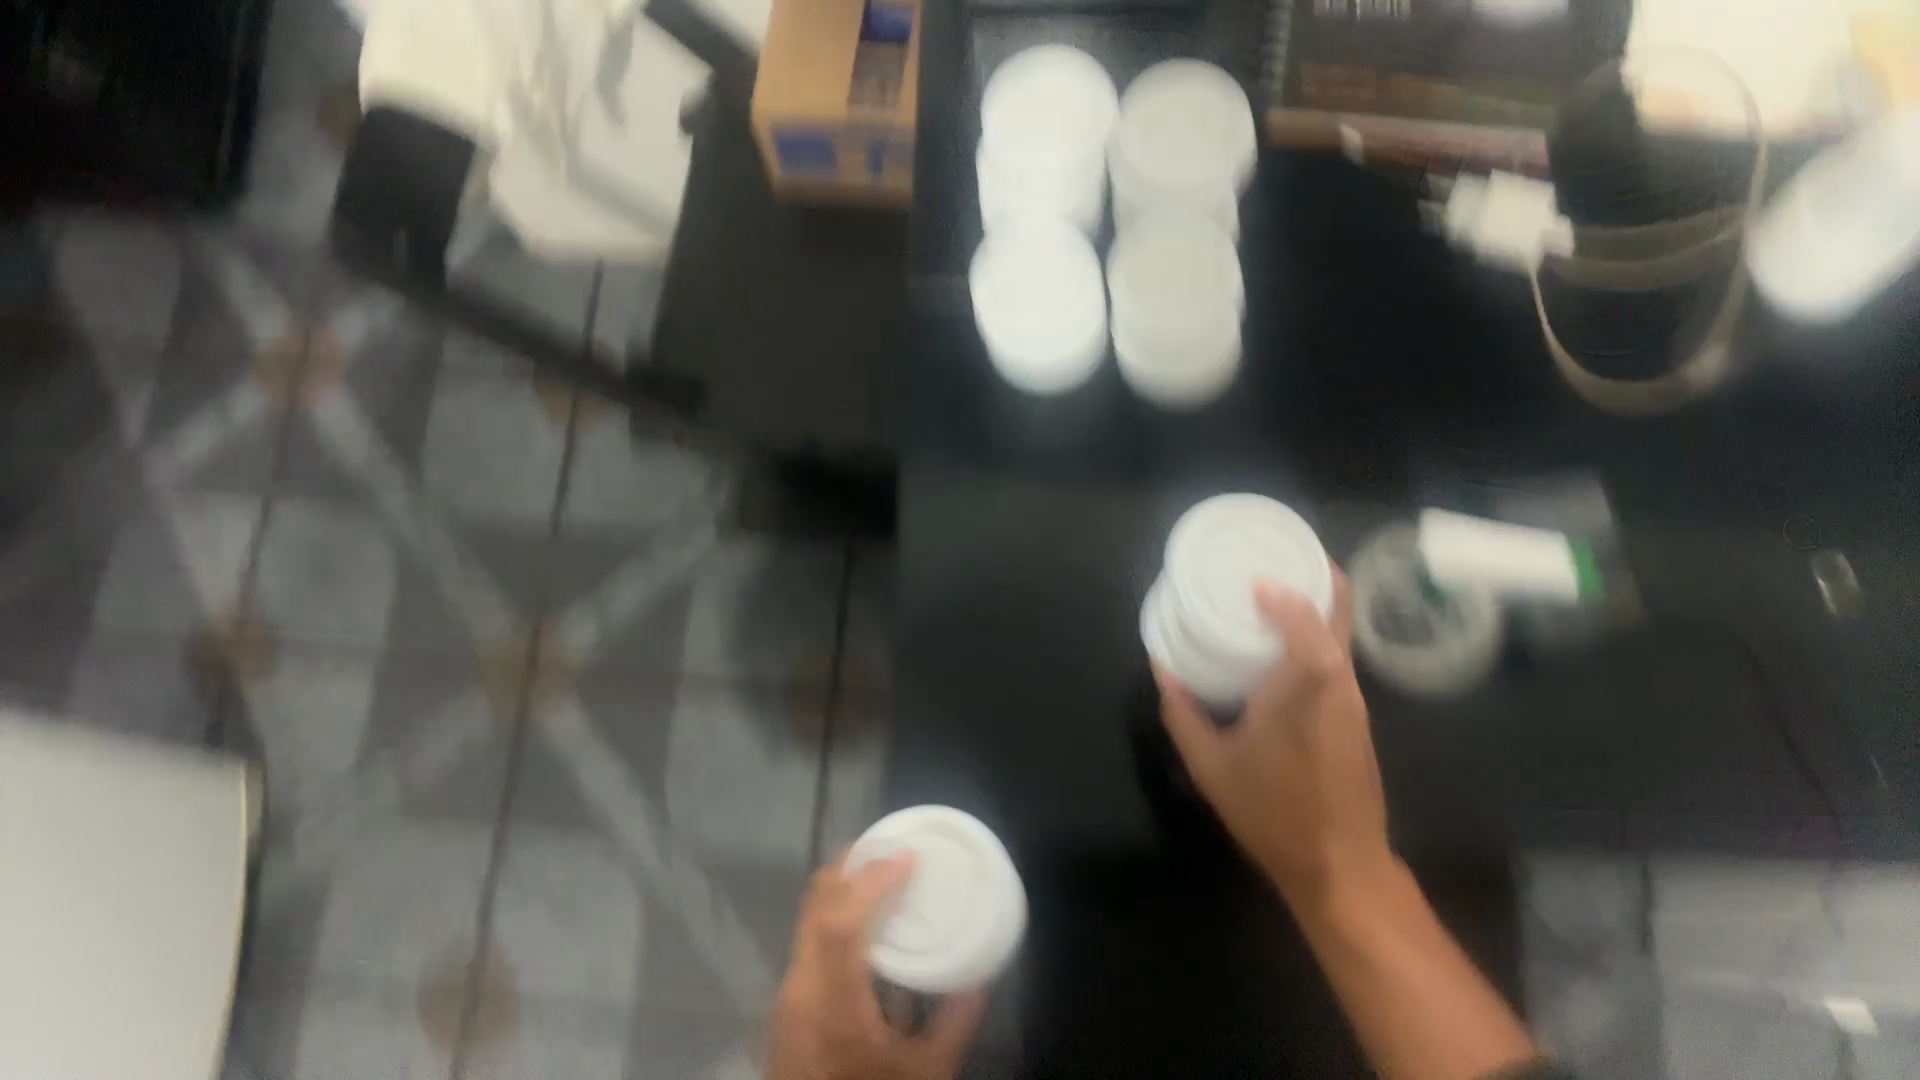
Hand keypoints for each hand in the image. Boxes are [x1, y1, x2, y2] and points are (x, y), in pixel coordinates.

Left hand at [767, 851, 988, 1079]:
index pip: (840, 924)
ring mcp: (789, 991)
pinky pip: (811, 933)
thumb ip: (955, 1025)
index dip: (872, 882)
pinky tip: (868, 915)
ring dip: (844, 883)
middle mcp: (801, 987)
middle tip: (894, 844)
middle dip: (853, 863)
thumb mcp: (925, 1075)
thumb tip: (981, 977)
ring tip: (884, 869)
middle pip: (817, 903)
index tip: (909, 857)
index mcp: (832, 1004)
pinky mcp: (790, 999)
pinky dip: (838, 909)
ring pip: (810, 913)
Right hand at [1155, 569, 1393, 903]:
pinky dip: (1318, 634)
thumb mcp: (1211, 765)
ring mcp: (1354, 701)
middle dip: (1315, 577)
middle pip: (1340, 613)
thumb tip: (1163, 668)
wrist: (1340, 865)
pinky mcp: (1356, 717)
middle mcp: (1339, 685)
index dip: (1285, 592)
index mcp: (1305, 688)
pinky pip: (1340, 657)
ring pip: (1343, 634)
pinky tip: (1285, 642)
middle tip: (1274, 559)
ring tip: (1273, 591)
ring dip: (1316, 604)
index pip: (1308, 620)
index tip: (1254, 578)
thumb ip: (1182, 713)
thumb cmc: (1272, 812)